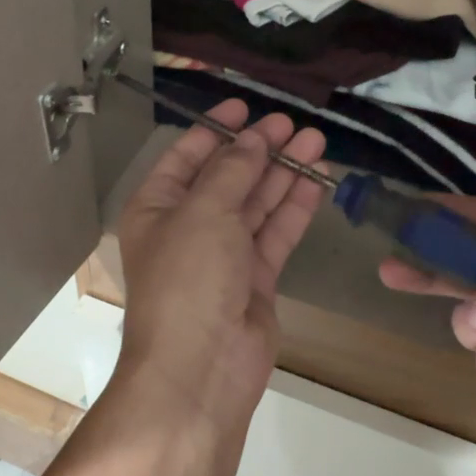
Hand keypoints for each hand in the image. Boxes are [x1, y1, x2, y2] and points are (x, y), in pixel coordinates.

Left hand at [114, 100, 327, 430]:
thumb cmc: (188, 280)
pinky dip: (295, 209)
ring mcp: (223, 256)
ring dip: (283, 174)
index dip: (215, 130)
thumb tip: (252, 140)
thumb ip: (232, 171)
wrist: (201, 369)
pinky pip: (275, 234)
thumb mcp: (203, 213)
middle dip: (259, 150)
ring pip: (256, 204)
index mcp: (157, 208)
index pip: (186, 158)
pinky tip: (318, 182)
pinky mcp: (255, 280)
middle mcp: (188, 228)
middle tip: (293, 124)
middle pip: (227, 178)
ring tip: (316, 142)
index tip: (246, 106)